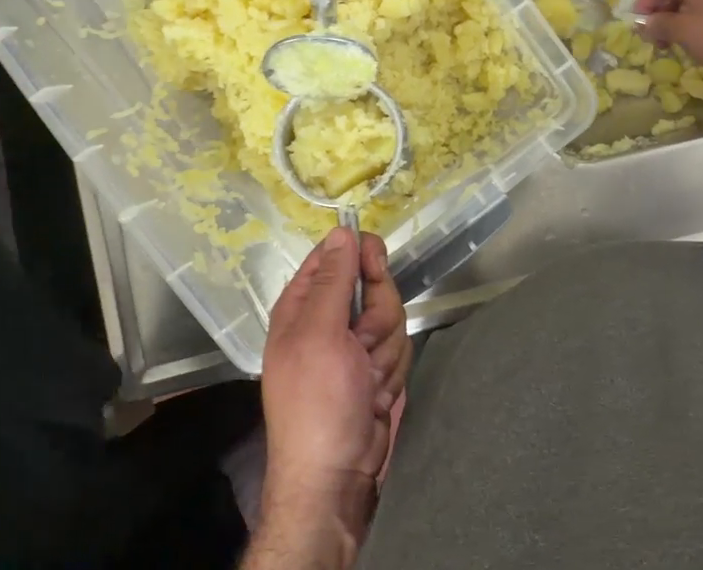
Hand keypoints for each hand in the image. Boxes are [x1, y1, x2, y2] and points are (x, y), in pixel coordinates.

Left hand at [260, 228, 410, 540]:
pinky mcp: (378, 368)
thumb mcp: (320, 333)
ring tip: (366, 380)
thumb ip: (335, 280)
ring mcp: (356, 346)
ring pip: (394, 317)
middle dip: (378, 316)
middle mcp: (329, 321)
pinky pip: (400, 348)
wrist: (337, 472)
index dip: (358, 256)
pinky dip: (393, 372)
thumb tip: (343, 230)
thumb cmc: (317, 402)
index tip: (376, 264)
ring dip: (385, 350)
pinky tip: (375, 394)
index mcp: (302, 306)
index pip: (335, 257)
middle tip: (363, 342)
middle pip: (374, 286)